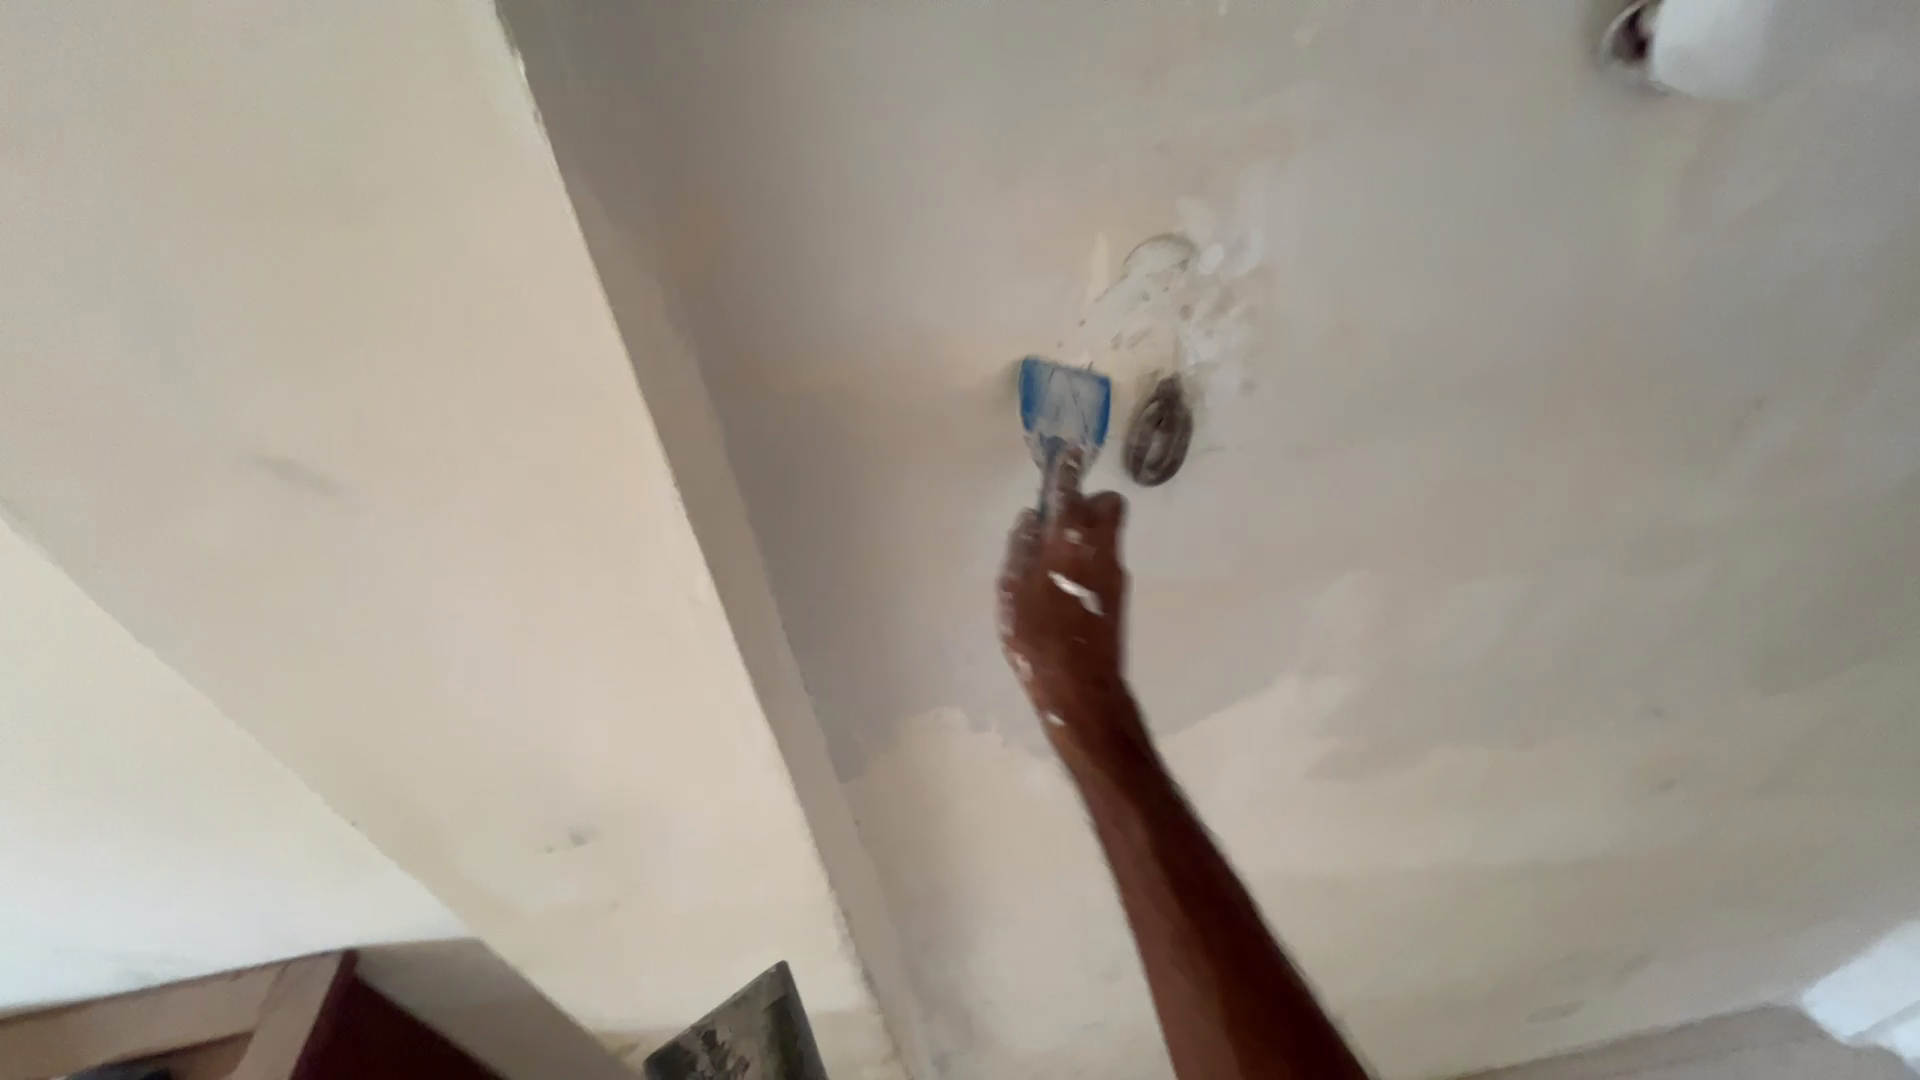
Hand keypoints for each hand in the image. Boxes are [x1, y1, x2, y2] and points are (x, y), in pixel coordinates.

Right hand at [999, 450, 1129, 725]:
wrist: (1080, 686)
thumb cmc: (1036, 638)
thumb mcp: (1011, 592)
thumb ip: (1020, 549)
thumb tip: (1030, 519)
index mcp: (1066, 541)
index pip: (1069, 491)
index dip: (1066, 469)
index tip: (1068, 453)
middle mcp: (1099, 548)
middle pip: (1107, 505)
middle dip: (1088, 501)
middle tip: (1059, 518)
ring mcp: (1114, 571)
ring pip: (1108, 532)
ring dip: (1087, 531)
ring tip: (1053, 559)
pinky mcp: (1119, 594)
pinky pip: (1104, 558)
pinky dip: (1088, 557)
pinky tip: (1064, 585)